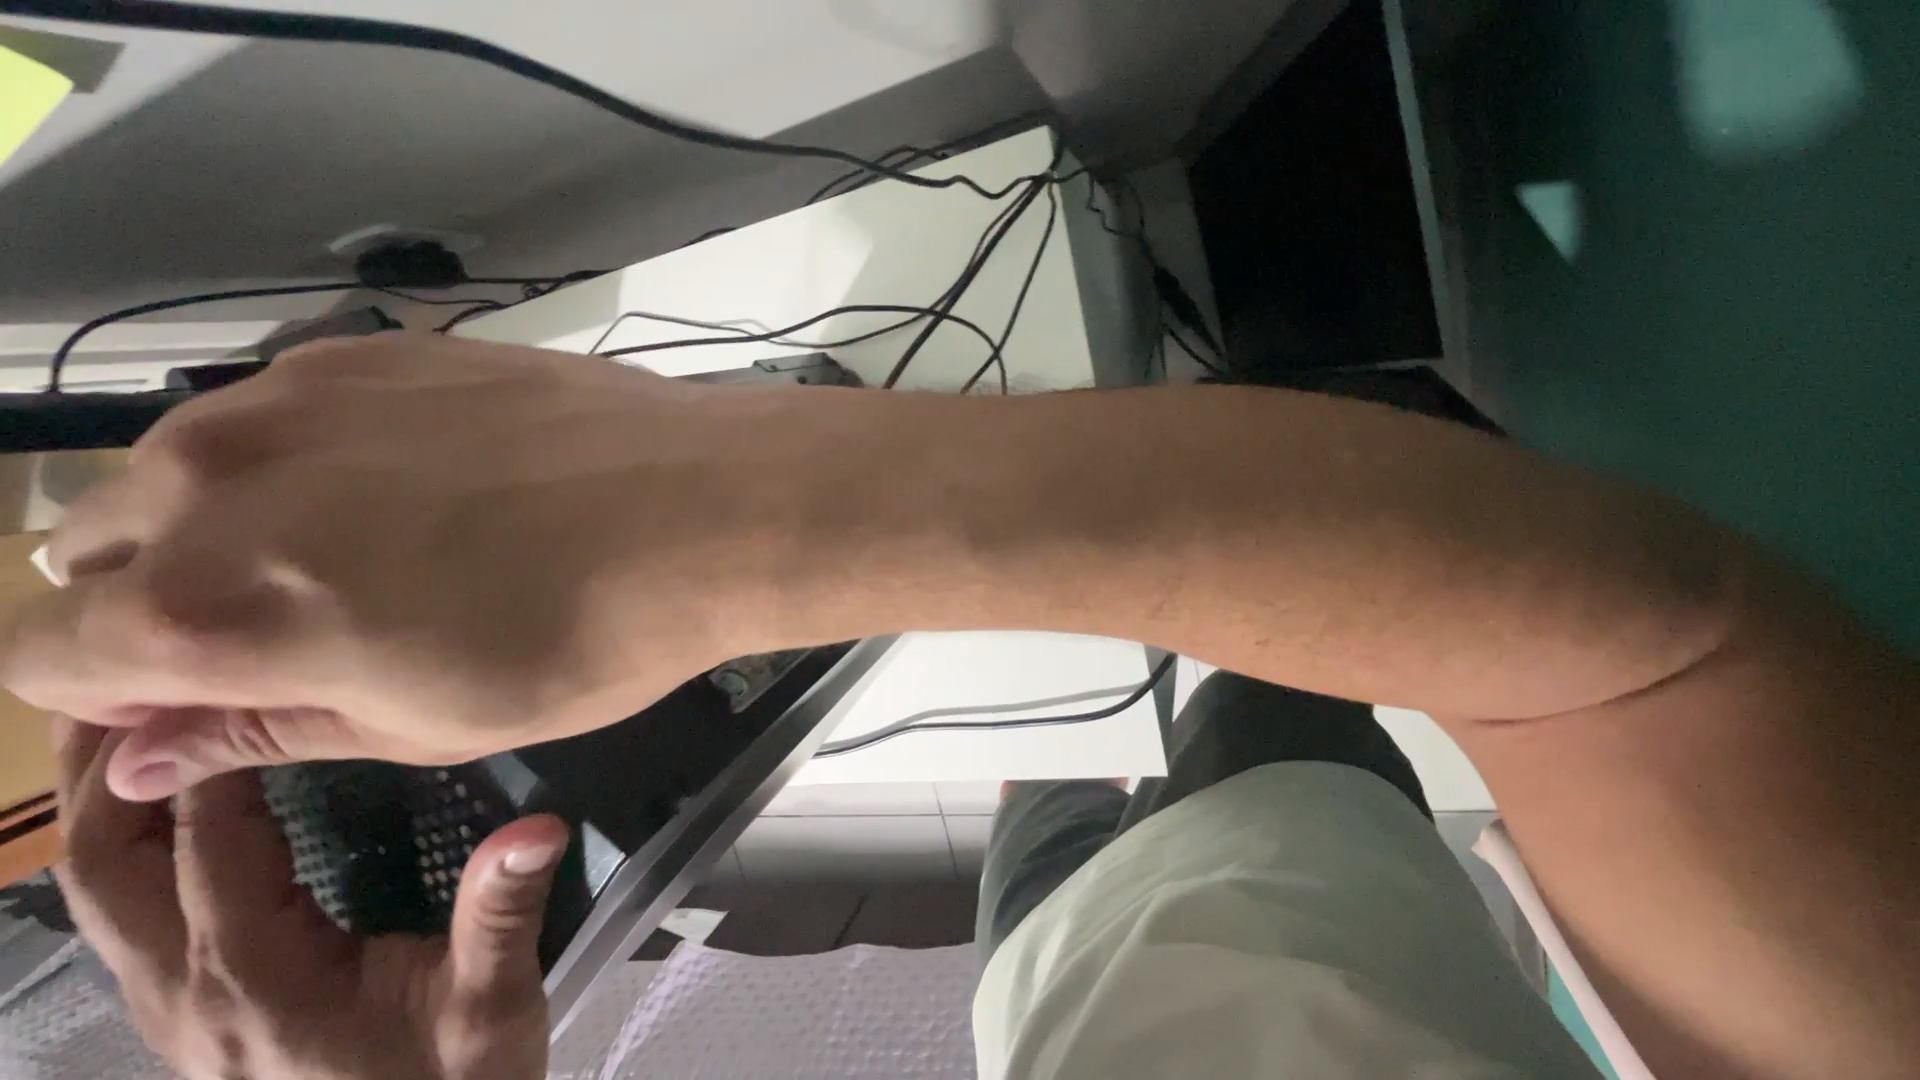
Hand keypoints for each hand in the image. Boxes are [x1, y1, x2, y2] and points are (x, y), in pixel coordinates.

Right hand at [3, 334, 826, 800]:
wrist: (700, 506)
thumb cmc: (583, 640)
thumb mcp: (430, 723)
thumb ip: (267, 730)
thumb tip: (143, 747)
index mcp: (203, 607)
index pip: (48, 658)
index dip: (124, 689)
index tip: (219, 694)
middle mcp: (207, 479)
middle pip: (108, 551)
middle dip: (174, 598)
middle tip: (315, 620)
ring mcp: (292, 393)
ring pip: (190, 468)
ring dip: (242, 515)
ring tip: (382, 541)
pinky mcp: (375, 345)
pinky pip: (291, 409)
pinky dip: (319, 452)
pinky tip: (429, 473)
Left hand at [52, 715, 568, 1079]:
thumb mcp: (491, 1000)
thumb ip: (501, 912)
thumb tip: (538, 823)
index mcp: (260, 974)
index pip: (210, 846)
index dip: (205, 759)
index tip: (217, 675)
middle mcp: (189, 989)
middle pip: (103, 869)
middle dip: (102, 773)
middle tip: (123, 680)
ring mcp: (176, 1008)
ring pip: (98, 894)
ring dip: (103, 806)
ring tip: (124, 723)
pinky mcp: (189, 1012)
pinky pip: (127, 915)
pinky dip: (127, 846)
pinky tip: (166, 809)